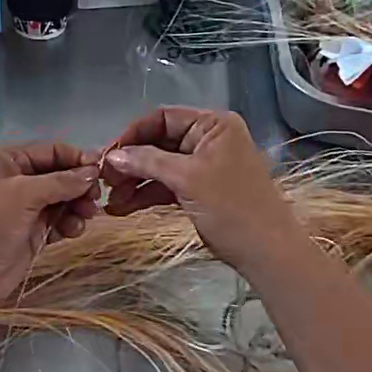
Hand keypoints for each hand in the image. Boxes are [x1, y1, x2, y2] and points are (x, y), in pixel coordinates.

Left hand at [0, 142, 100, 319]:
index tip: (103, 172)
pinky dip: (68, 223)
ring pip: (62, 199)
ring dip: (76, 206)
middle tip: (94, 200)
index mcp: (7, 159)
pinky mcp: (31, 232)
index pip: (51, 151)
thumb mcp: (23, 194)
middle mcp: (16, 179)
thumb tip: (93, 171)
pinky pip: (58, 220)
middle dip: (79, 185)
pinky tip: (72, 231)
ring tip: (85, 217)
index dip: (77, 159)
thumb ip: (60, 181)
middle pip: (59, 174)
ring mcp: (23, 207)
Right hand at [100, 107, 300, 267]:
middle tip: (104, 181)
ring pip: (157, 166)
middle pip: (156, 143)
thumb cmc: (232, 207)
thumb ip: (146, 161)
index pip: (162, 118)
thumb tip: (111, 156)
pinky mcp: (198, 189)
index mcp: (213, 126)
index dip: (132, 134)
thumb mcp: (187, 178)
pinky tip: (123, 208)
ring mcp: (202, 166)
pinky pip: (164, 185)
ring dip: (132, 182)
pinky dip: (144, 195)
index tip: (108, 155)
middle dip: (129, 163)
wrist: (267, 253)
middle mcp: (207, 140)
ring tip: (111, 200)